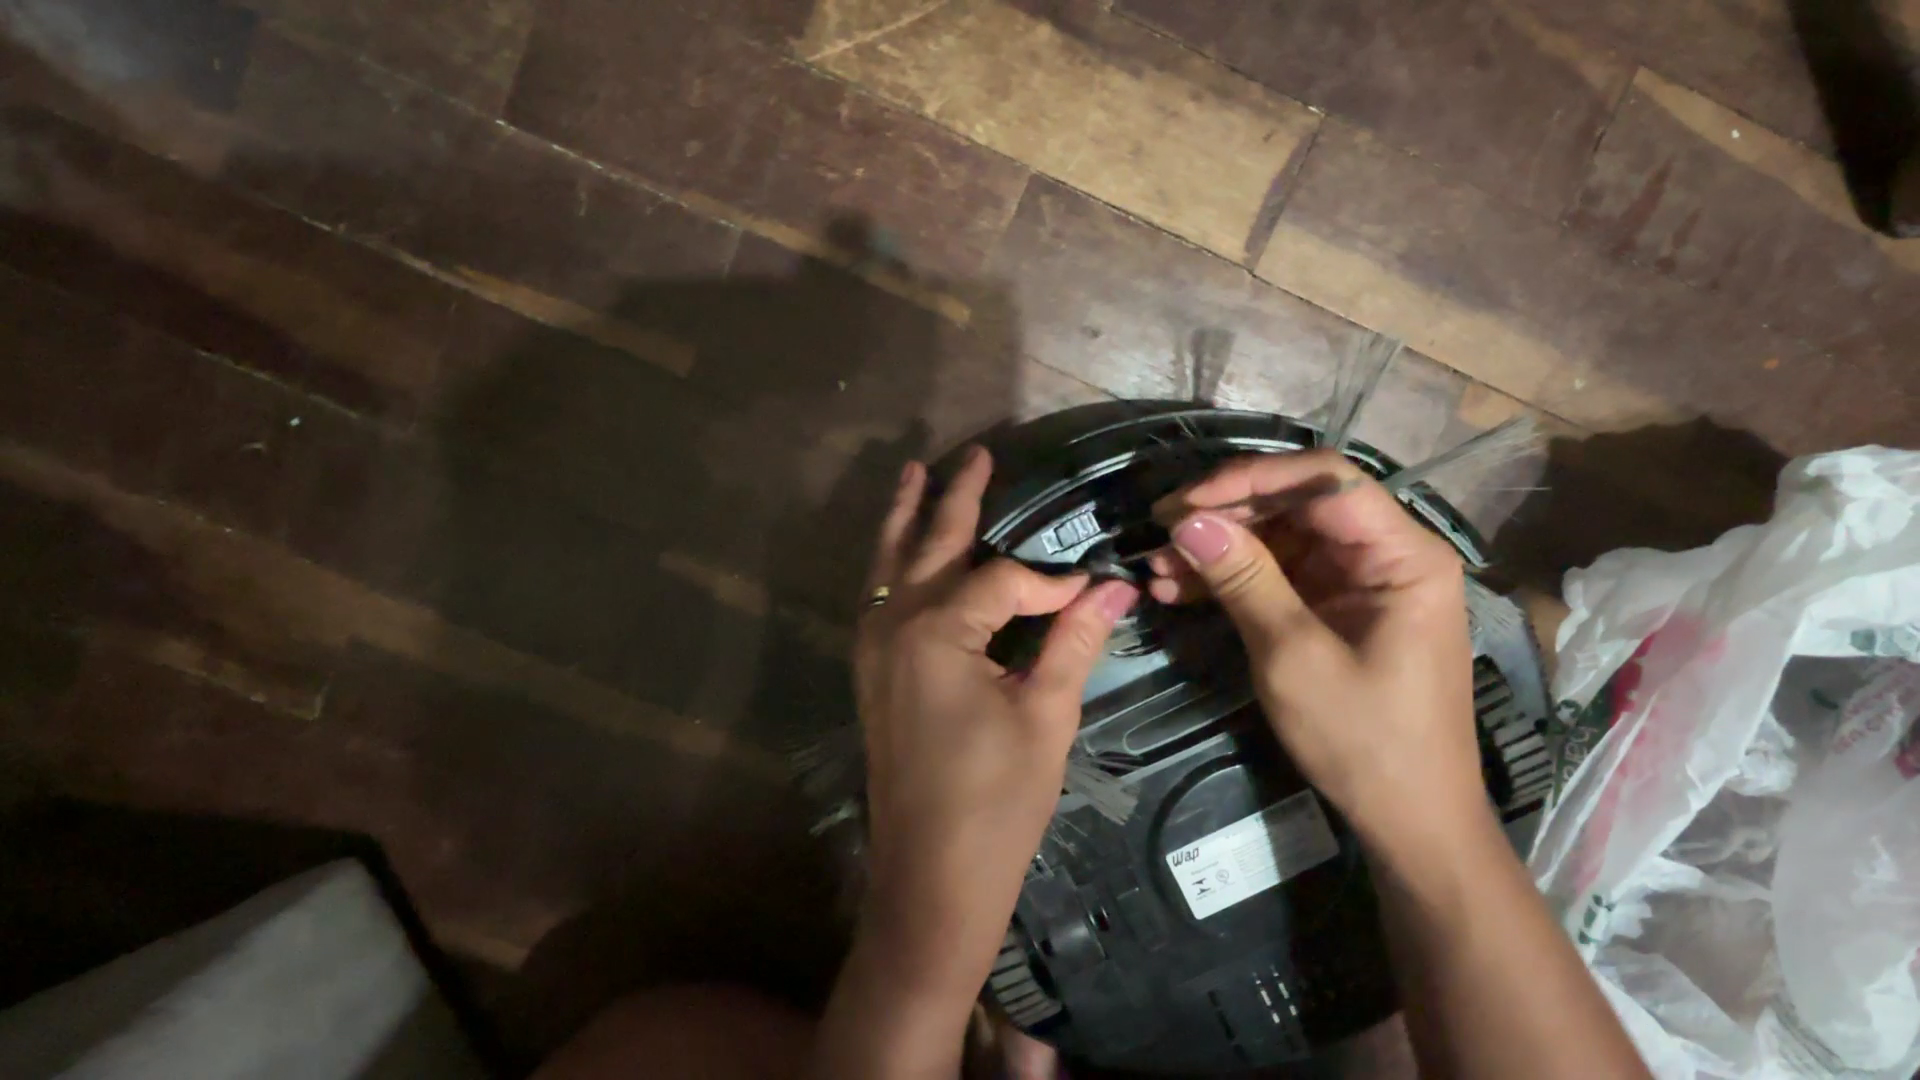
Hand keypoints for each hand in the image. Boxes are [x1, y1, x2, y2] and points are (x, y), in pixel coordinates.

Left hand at [854, 446, 1137, 983]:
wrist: (931, 875)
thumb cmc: (995, 800)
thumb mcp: (1044, 715)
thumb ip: (1073, 641)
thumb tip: (1114, 586)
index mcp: (935, 630)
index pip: (1004, 580)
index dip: (1052, 584)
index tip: (1091, 594)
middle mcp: (893, 625)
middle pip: (928, 544)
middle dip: (954, 496)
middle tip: (974, 452)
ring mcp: (873, 648)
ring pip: (890, 565)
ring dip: (906, 518)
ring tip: (914, 474)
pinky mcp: (871, 673)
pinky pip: (880, 597)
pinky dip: (894, 564)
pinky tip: (905, 556)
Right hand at [1146, 450, 1483, 848]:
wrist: (1406, 817)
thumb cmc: (1363, 738)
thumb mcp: (1293, 654)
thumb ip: (1243, 578)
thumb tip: (1188, 521)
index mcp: (1402, 555)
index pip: (1325, 481)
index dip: (1253, 479)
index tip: (1189, 502)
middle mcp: (1383, 554)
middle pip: (1297, 505)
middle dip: (1226, 515)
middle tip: (1160, 531)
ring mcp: (1356, 582)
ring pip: (1277, 539)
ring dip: (1217, 549)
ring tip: (1156, 568)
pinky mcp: (1332, 608)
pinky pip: (1276, 576)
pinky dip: (1229, 580)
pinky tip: (1177, 589)